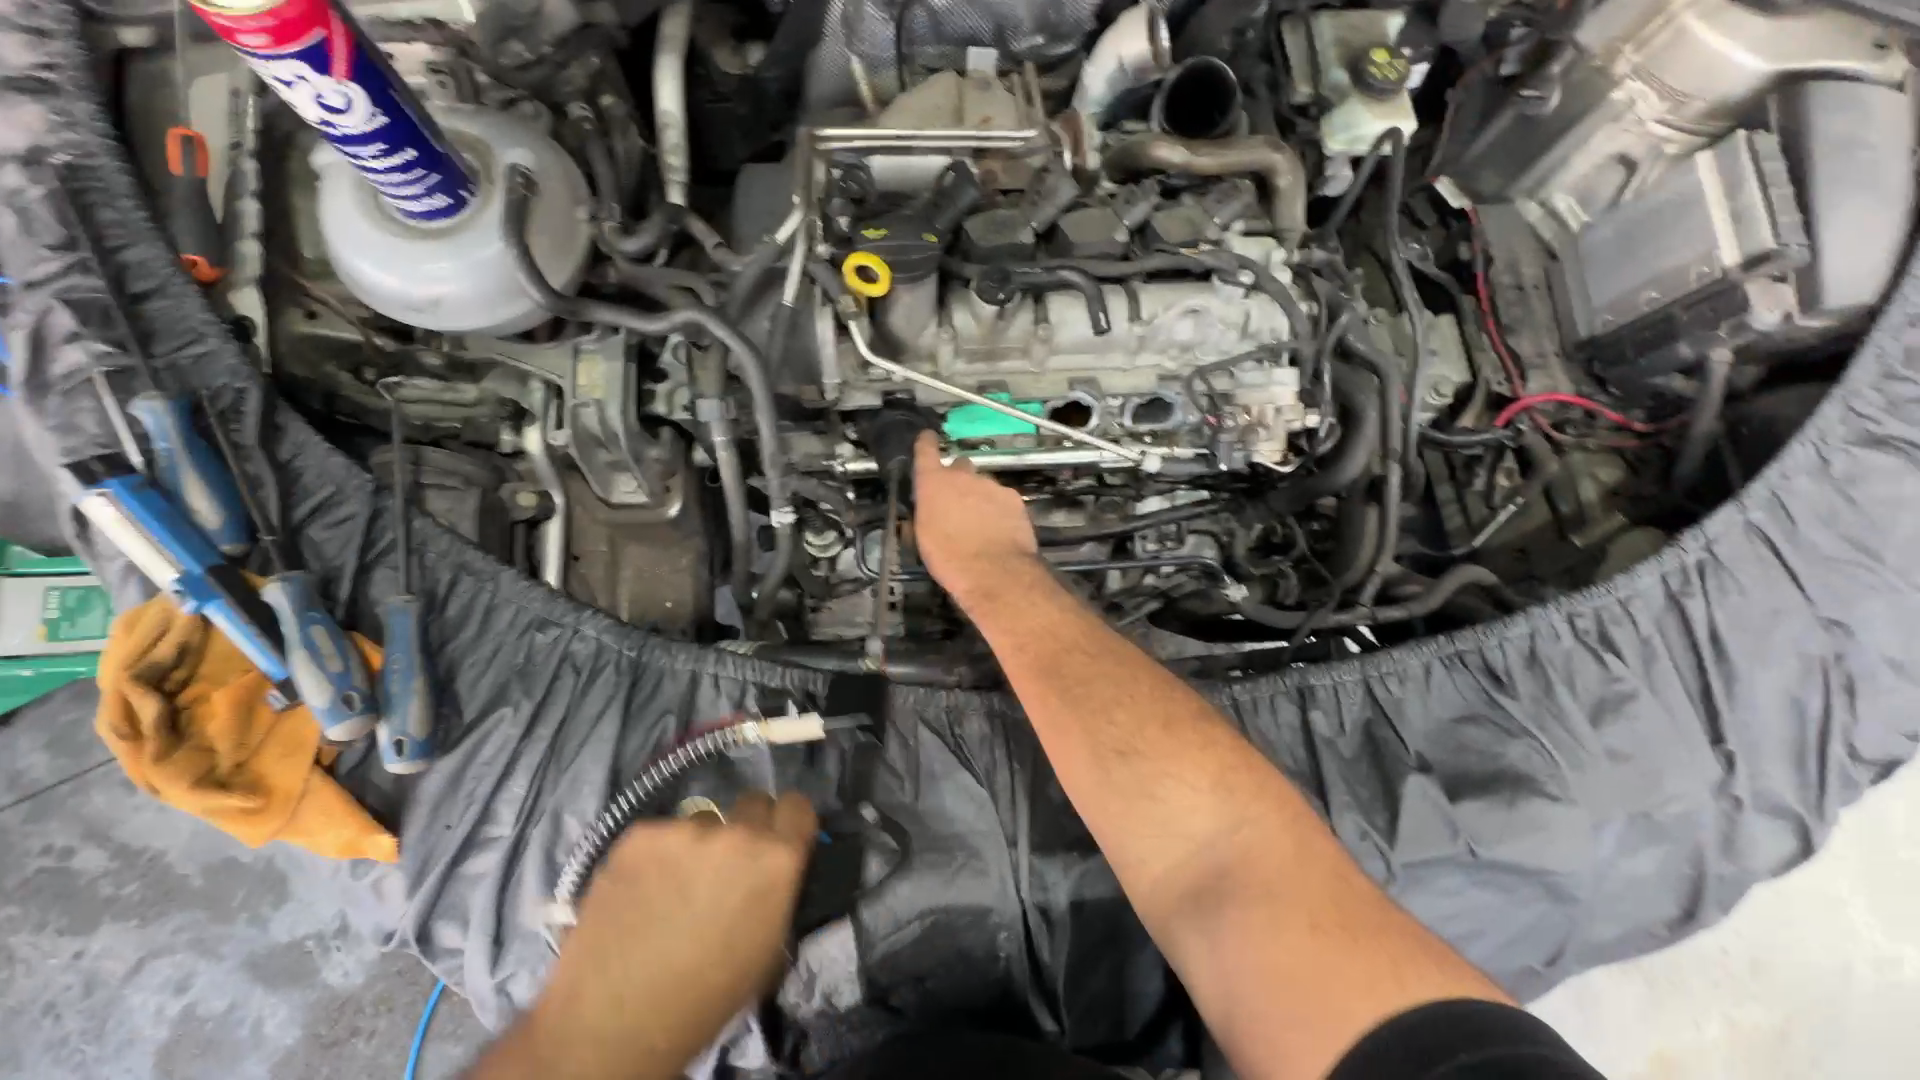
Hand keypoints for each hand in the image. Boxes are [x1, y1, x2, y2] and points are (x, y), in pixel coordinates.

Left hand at [488, 793, 816, 1079]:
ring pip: (701, 823)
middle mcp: (737, 833)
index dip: (788, 823)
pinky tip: (640, 892)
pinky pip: (659, 836)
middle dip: (746, 828)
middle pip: (752, 803)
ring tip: (671, 889)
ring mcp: (684, 830)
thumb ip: (778, 895)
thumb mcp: (769, 949)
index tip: (777, 840)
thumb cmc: (707, 998)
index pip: (797, 806)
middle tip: (726, 866)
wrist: (617, 1019)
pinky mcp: (638, 835)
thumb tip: (773, 876)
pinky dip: (655, 857)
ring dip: (696, 847)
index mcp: (778, 861)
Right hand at [911, 432, 1041, 605]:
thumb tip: (926, 508)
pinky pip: (1003, 498)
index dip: (926, 443)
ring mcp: (991, 485)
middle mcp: (963, 476)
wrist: (995, 571)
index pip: (926, 450)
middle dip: (958, 479)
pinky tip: (1000, 529)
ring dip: (980, 497)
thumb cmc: (949, 559)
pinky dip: (1000, 509)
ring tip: (981, 523)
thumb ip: (924, 513)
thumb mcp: (923, 538)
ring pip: (983, 484)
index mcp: (934, 483)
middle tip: (957, 503)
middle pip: (960, 466)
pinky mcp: (1014, 498)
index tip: (928, 438)